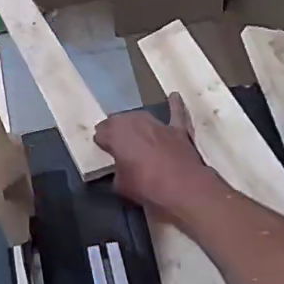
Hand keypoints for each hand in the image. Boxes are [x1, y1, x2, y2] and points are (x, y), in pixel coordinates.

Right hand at [94, 93, 224, 220]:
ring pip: (142, 117)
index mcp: (115, 134)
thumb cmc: (145, 187)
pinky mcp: (178, 129)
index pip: (101, 133)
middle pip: (119, 121)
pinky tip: (174, 96)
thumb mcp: (120, 184)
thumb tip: (121, 169)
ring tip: (133, 131)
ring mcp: (157, 124)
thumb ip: (117, 171)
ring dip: (136, 123)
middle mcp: (134, 122)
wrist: (181, 187)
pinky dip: (175, 105)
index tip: (103, 149)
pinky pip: (176, 113)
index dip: (101, 141)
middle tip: (116, 143)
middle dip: (116, 130)